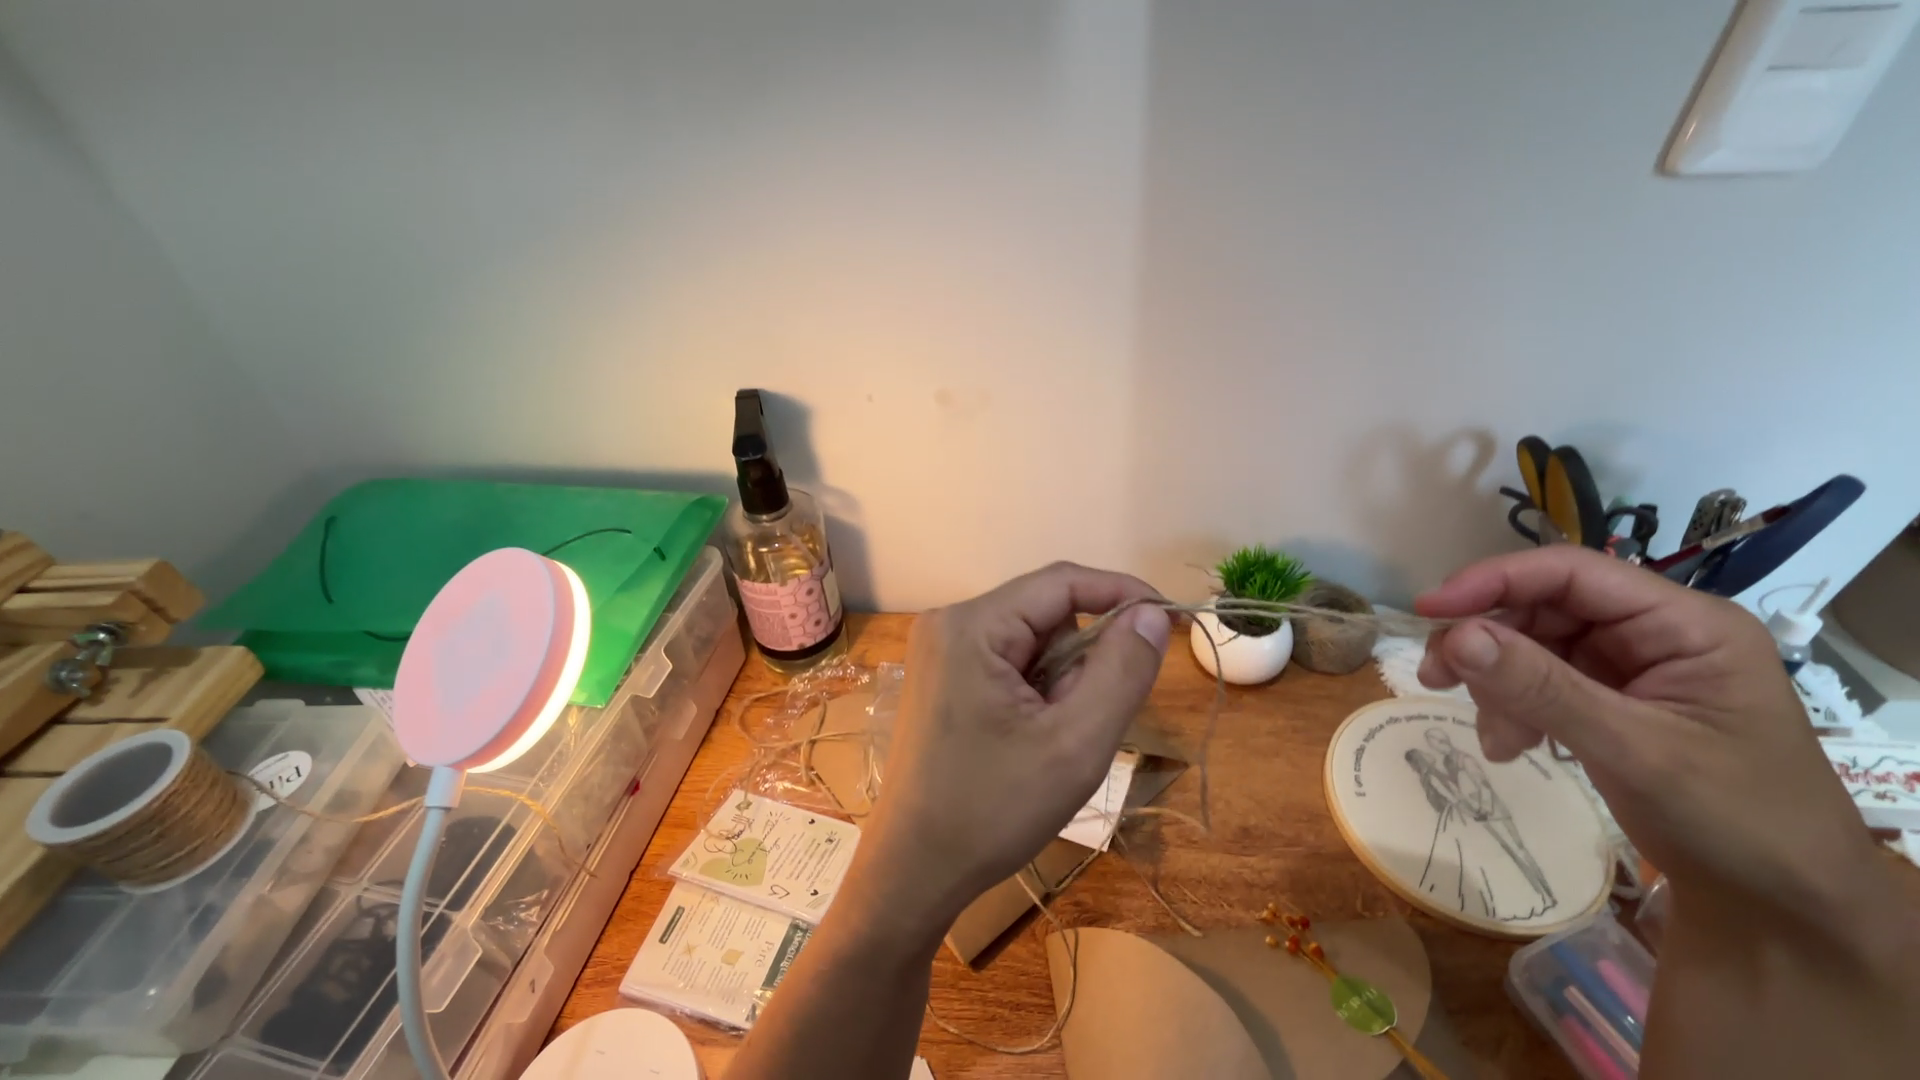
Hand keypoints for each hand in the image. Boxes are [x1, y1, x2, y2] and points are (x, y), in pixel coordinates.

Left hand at [846, 563, 1171, 937]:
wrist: (914, 872)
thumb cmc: (992, 811)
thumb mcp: (1075, 744)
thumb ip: (1122, 670)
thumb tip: (1152, 613)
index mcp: (972, 625)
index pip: (1063, 582)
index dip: (1124, 594)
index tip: (1172, 624)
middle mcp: (949, 624)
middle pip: (1045, 615)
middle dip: (1082, 661)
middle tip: (1082, 725)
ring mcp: (940, 653)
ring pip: (1031, 644)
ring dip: (1060, 684)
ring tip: (1048, 743)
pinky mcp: (941, 680)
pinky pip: (1008, 665)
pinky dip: (1035, 695)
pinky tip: (1026, 743)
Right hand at [1414, 546, 1879, 931]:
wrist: (1783, 906)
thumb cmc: (1734, 820)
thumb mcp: (1633, 750)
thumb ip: (1541, 688)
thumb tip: (1454, 636)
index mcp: (1685, 624)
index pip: (1573, 573)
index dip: (1494, 580)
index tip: (1428, 611)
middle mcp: (1656, 633)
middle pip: (1544, 607)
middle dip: (1487, 642)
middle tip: (1435, 679)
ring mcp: (1633, 668)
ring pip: (1533, 647)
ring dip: (1497, 685)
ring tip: (1496, 738)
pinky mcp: (1613, 702)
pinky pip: (1540, 684)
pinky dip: (1513, 710)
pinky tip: (1512, 747)